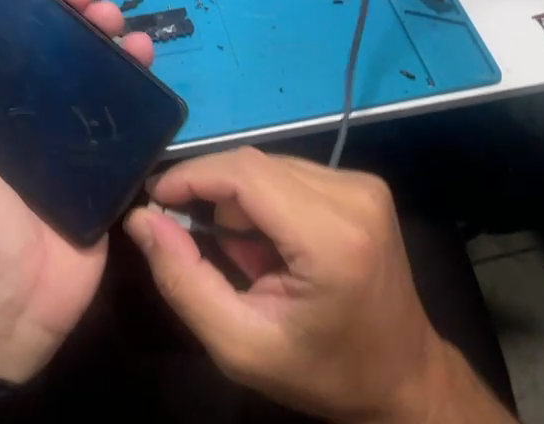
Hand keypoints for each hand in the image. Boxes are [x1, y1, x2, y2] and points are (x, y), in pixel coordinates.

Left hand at [0, 0, 155, 383]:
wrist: (2, 308)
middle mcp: (16, 103)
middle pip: (46, 35)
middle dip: (64, 2)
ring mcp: (60, 127)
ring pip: (86, 60)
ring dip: (103, 28)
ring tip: (114, 18)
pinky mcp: (98, 154)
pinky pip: (119, 103)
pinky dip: (134, 71)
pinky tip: (143, 52)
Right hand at [124, 149, 503, 423]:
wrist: (402, 378)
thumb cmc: (321, 371)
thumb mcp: (241, 345)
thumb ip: (184, 281)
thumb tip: (141, 219)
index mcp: (332, 237)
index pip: (245, 173)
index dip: (192, 176)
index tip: (153, 197)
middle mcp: (353, 194)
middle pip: (254, 165)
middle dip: (213, 196)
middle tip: (197, 243)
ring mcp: (364, 185)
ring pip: (269, 166)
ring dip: (241, 203)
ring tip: (250, 259)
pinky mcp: (364, 184)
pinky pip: (290, 173)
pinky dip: (267, 202)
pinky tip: (275, 246)